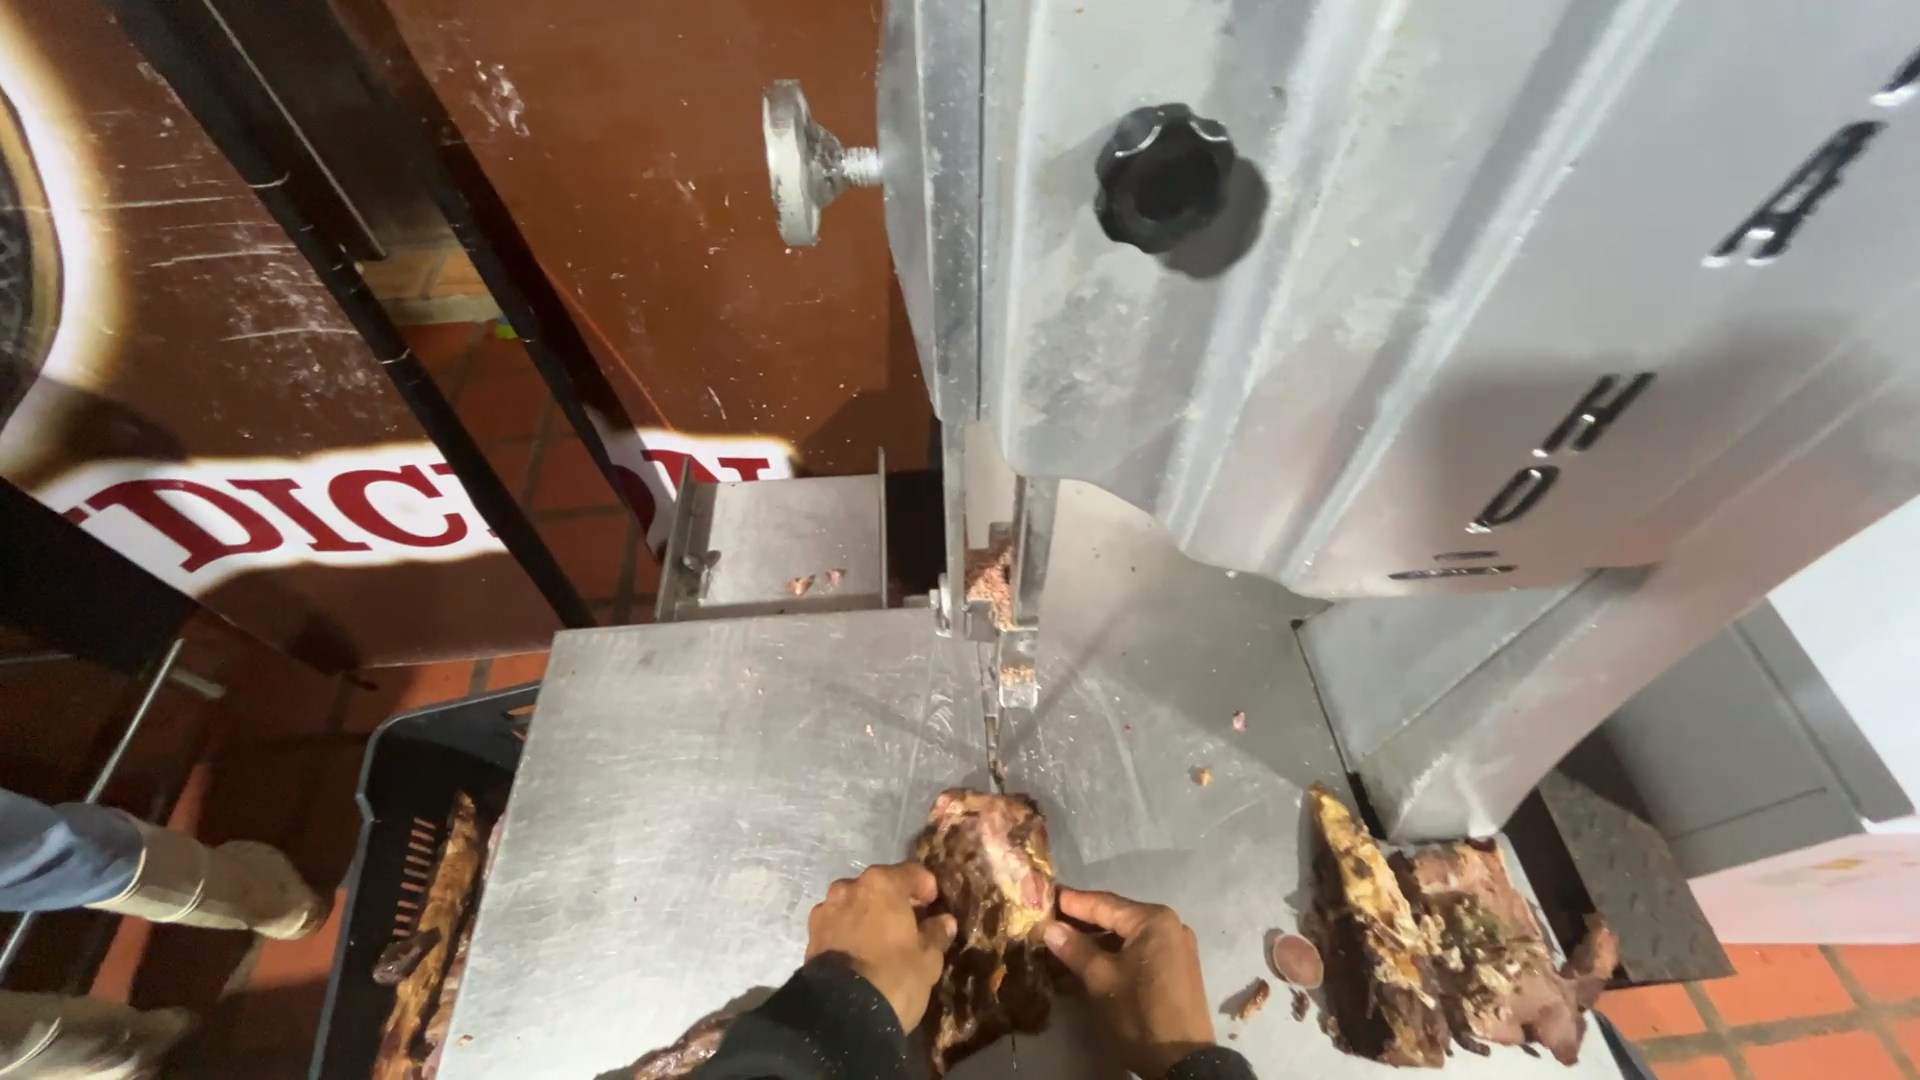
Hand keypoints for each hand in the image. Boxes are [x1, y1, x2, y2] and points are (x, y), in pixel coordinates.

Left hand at [806, 862, 957, 1031]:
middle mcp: (850, 886)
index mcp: (882, 883)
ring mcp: (826, 909)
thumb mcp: (927, 959)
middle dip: (894, 901)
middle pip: (880, 886)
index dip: (926, 887)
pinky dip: (849, 932)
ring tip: (880, 942)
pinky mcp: (811, 935)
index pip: (912, 872)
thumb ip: (936, 933)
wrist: (841, 1015)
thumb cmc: (893, 977)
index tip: (934, 905)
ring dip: (868, 915)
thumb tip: (944, 921)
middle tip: (908, 925)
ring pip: (855, 904)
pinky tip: (858, 954)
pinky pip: (837, 925)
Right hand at [1043, 887, 1214, 1079]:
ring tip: (1060, 947)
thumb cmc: (1141, 1014)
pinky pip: (1136, 953)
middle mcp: (1168, 925)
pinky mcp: (1174, 969)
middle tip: (1048, 921)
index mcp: (1153, 920)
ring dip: (1094, 944)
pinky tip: (1086, 964)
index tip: (1046, 896)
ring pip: (1124, 938)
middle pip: (1115, 919)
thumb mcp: (1101, 980)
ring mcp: (1174, 948)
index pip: (1104, 903)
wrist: (1183, 1065)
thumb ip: (1074, 948)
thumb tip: (1049, 927)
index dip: (1071, 901)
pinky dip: (1112, 957)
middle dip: (1080, 925)